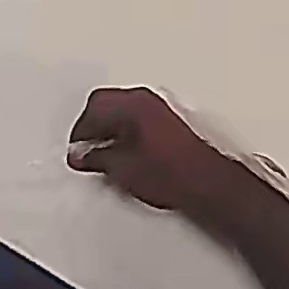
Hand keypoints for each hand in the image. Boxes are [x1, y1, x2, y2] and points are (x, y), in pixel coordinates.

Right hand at [66, 87, 248, 220]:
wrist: (211, 187)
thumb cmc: (176, 174)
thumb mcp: (123, 169)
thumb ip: (96, 158)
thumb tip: (81, 155)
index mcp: (133, 104)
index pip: (95, 106)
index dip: (80, 130)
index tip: (76, 149)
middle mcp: (147, 100)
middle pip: (108, 103)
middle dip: (94, 126)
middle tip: (86, 149)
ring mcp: (161, 110)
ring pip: (123, 110)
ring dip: (110, 128)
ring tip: (105, 155)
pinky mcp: (171, 123)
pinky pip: (138, 118)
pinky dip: (126, 131)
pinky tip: (126, 154)